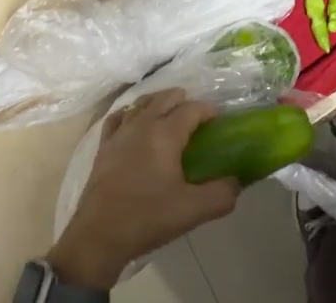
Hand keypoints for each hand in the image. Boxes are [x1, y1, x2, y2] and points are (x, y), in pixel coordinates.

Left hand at [47, 89, 239, 288]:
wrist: (99, 236)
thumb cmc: (147, 218)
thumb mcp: (193, 210)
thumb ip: (222, 194)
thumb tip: (237, 182)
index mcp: (165, 133)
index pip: (192, 108)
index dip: (208, 110)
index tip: (218, 121)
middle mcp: (141, 124)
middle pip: (166, 98)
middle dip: (184, 100)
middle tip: (197, 116)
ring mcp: (119, 134)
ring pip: (141, 103)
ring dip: (158, 101)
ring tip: (169, 111)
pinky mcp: (103, 147)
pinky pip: (117, 118)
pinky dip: (130, 113)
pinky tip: (133, 121)